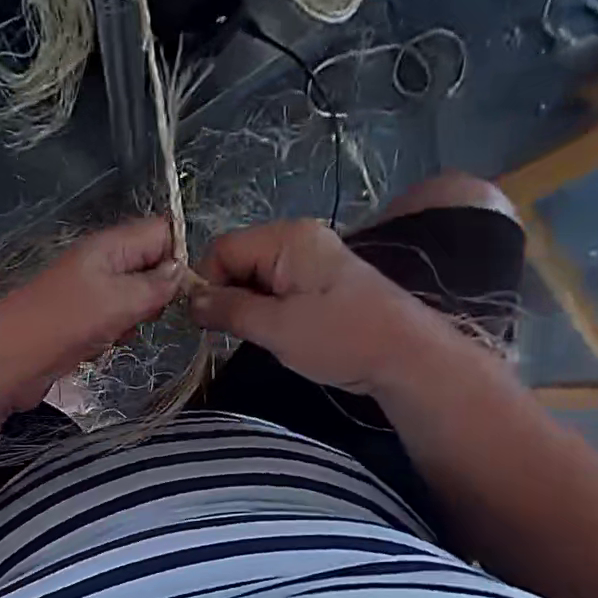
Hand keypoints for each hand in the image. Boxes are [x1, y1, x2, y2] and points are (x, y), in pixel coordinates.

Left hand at [0, 217, 180, 427]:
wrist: (8, 362)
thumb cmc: (64, 324)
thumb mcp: (119, 301)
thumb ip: (156, 284)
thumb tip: (182, 270)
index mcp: (109, 245)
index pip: (161, 232)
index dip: (179, 256)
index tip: (184, 289)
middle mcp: (102, 262)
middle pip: (151, 266)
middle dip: (158, 293)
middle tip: (147, 315)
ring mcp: (90, 292)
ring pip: (136, 297)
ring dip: (137, 318)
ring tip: (119, 332)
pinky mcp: (82, 320)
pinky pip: (116, 321)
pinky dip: (116, 334)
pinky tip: (103, 345)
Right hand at [189, 219, 444, 393]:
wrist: (408, 359)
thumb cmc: (341, 339)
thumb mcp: (276, 327)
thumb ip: (228, 309)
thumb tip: (190, 300)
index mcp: (287, 238)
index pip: (222, 249)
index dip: (206, 283)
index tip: (205, 322)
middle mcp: (298, 240)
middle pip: (239, 261)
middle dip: (227, 296)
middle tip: (233, 334)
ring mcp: (313, 261)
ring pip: (257, 279)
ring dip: (248, 308)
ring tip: (261, 337)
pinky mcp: (322, 285)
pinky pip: (278, 290)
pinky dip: (268, 312)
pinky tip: (280, 335)